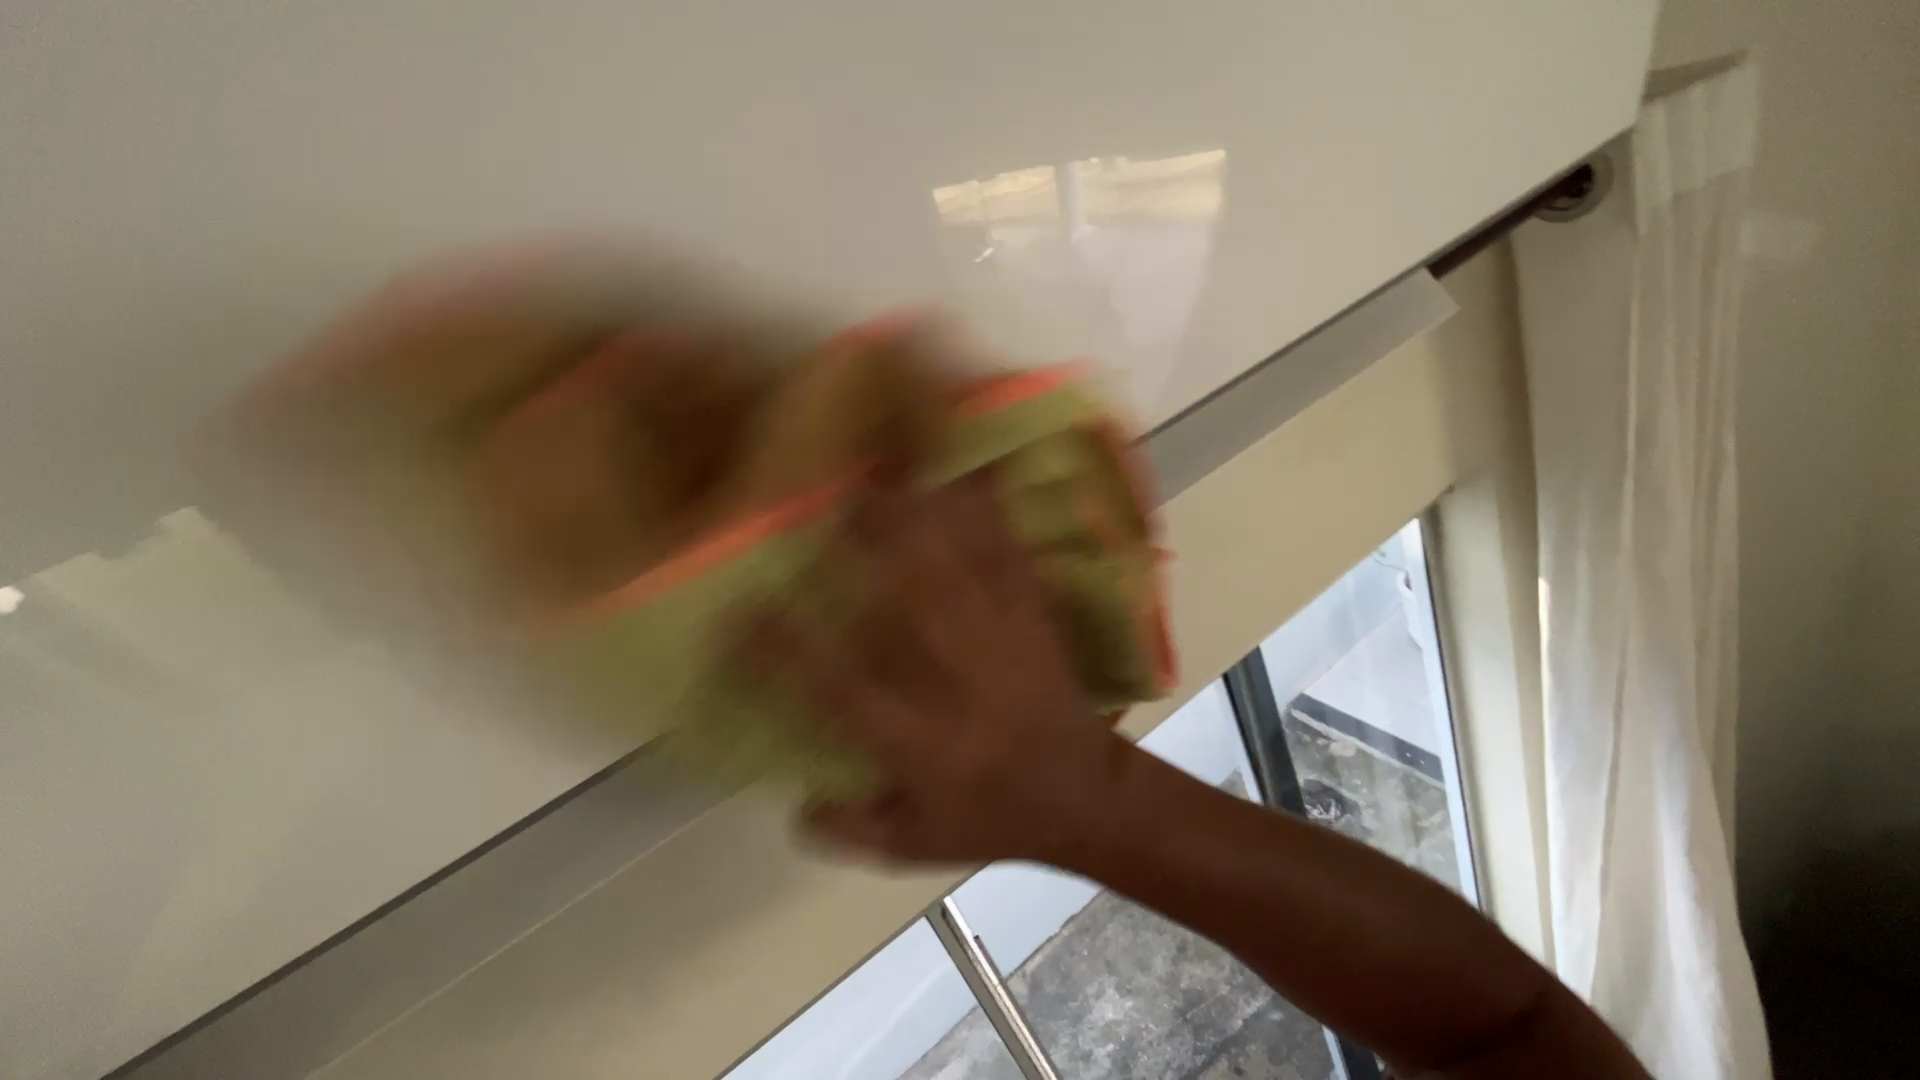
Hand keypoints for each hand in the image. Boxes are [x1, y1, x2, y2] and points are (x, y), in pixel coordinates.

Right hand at [739, 472, 1142, 864]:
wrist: (1085, 796)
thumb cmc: (994, 819)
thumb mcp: (915, 847)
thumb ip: (848, 829)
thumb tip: (793, 801)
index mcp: (922, 741)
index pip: (841, 689)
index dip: (786, 651)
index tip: (742, 611)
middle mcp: (961, 682)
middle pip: (915, 600)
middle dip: (875, 543)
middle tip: (834, 501)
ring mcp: (1005, 643)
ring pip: (962, 568)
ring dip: (925, 518)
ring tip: (889, 478)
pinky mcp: (1036, 620)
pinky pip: (1010, 558)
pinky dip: (988, 515)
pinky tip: (967, 476)